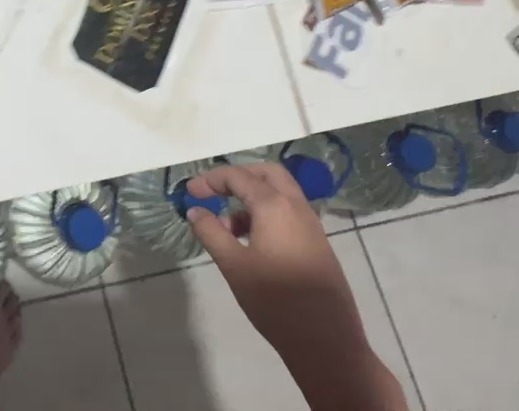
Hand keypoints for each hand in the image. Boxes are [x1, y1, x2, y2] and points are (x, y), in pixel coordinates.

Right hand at [186, 163, 405, 410]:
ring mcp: (312, 227)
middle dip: (238, 177)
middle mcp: (297, 208)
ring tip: (228, 229)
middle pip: (267, 174)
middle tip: (215, 193)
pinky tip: (252, 244)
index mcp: (275, 206)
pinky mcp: (318, 246)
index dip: (210, 180)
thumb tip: (195, 211)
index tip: (190, 193)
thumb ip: (211, 232)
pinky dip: (267, 215)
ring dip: (252, 198)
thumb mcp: (233, 266)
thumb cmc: (276, 301)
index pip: (238, 176)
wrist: (328, 345)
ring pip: (281, 194)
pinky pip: (289, 214)